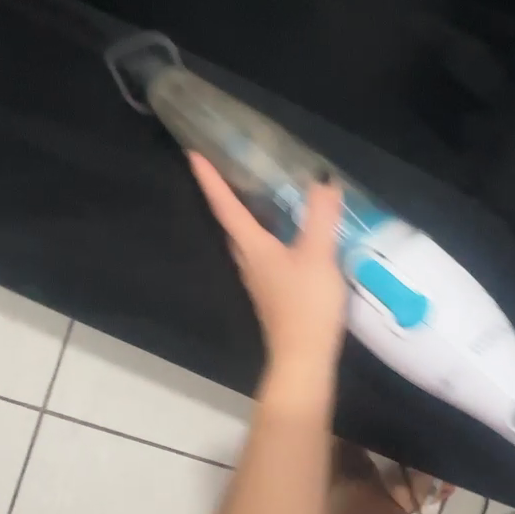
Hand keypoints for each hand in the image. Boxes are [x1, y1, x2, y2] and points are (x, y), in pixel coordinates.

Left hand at [187, 153, 348, 373]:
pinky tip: (288, 237)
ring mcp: (260, 281)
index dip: (210, 180)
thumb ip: (321, 216)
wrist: (303, 358)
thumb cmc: (306, 306)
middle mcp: (249, 261)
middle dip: (227, 196)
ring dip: (249, 217)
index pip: (226, 206)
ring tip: (259, 196)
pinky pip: (265, 255)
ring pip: (248, 241)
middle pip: (232, 224)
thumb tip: (322, 180)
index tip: (193, 155)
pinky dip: (269, 237)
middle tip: (229, 170)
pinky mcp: (274, 295)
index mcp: (253, 247)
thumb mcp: (318, 255)